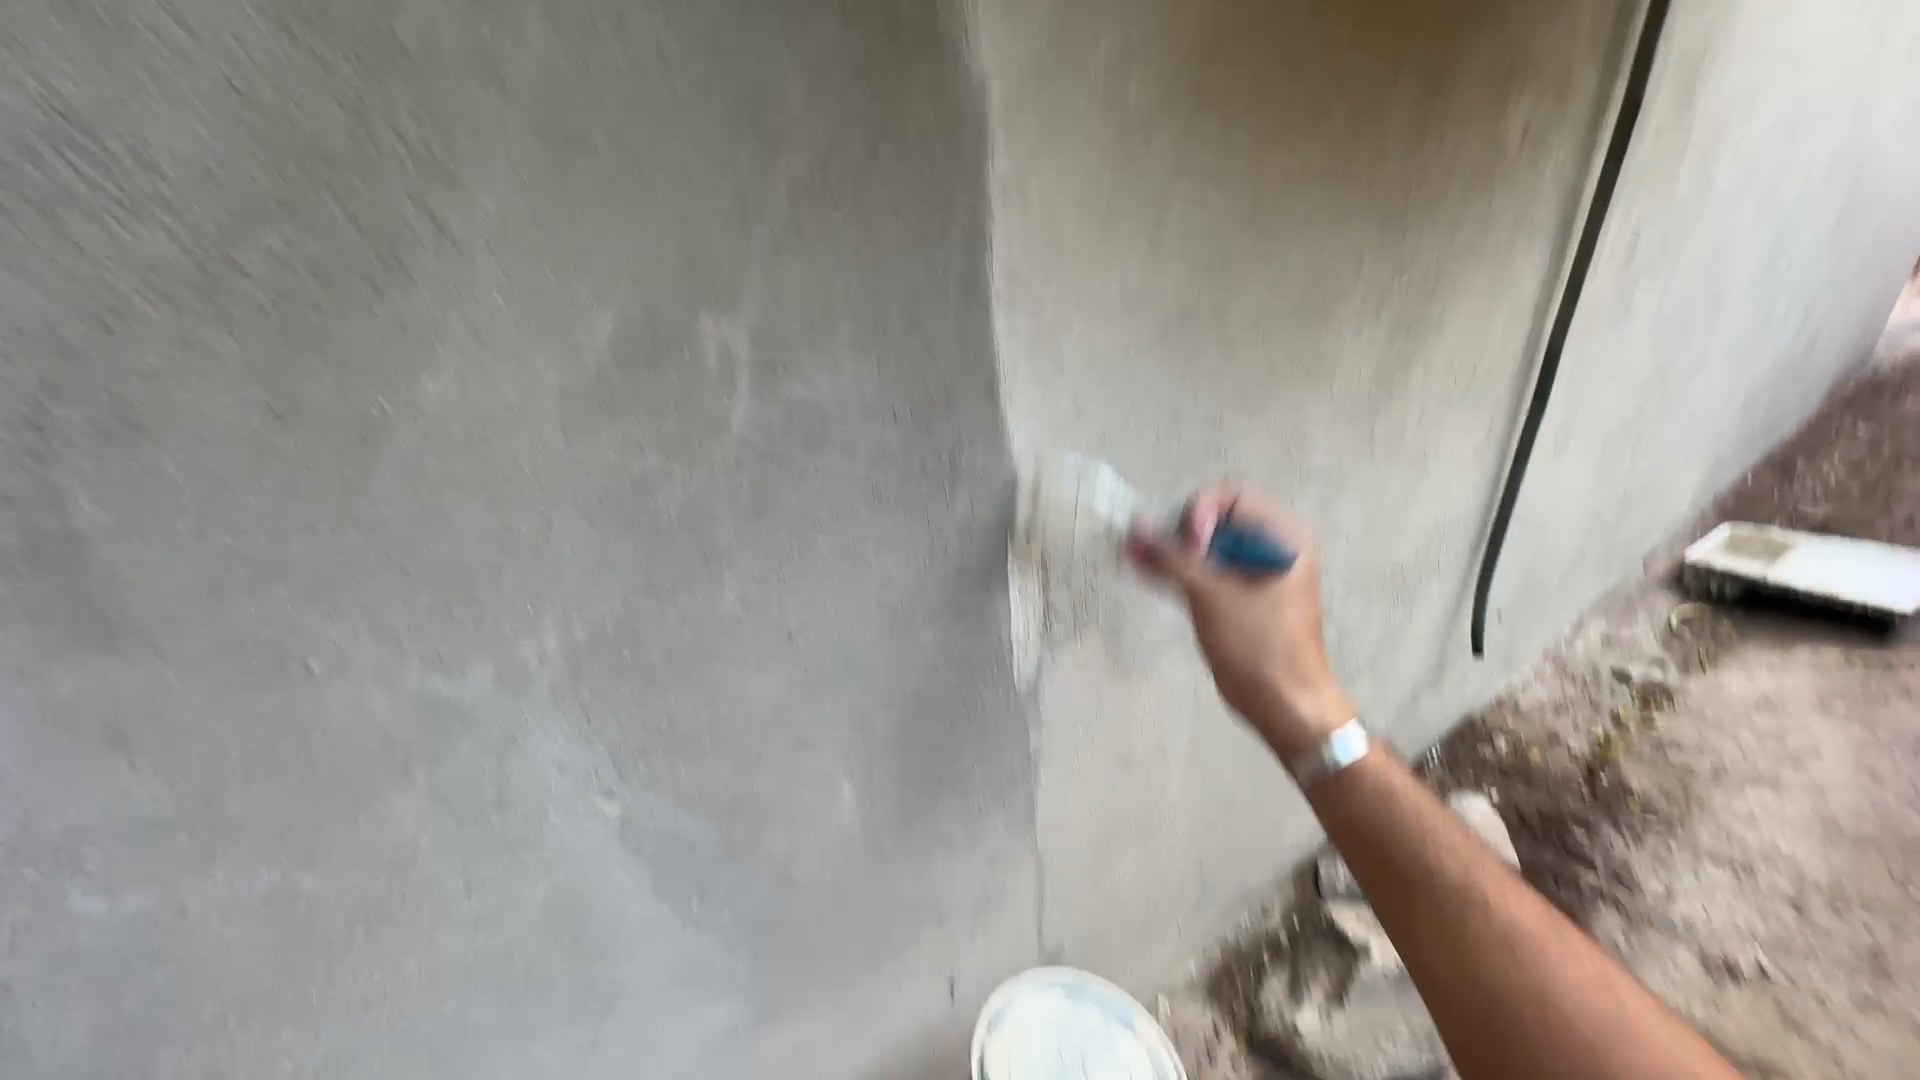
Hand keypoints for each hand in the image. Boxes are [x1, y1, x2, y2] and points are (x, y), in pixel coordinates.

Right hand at [1125, 482, 1353, 758]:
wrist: (1283, 704)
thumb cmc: (1259, 644)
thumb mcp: (1212, 595)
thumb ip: (1171, 558)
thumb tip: (1134, 528)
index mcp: (1282, 537)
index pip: (1232, 497)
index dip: (1201, 511)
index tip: (1189, 543)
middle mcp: (1268, 547)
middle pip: (1214, 520)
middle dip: (1176, 530)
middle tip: (1151, 551)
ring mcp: (1249, 574)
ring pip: (1202, 548)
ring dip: (1168, 551)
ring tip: (1132, 555)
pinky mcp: (1232, 599)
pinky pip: (1200, 573)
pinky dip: (1173, 571)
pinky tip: (1140, 569)